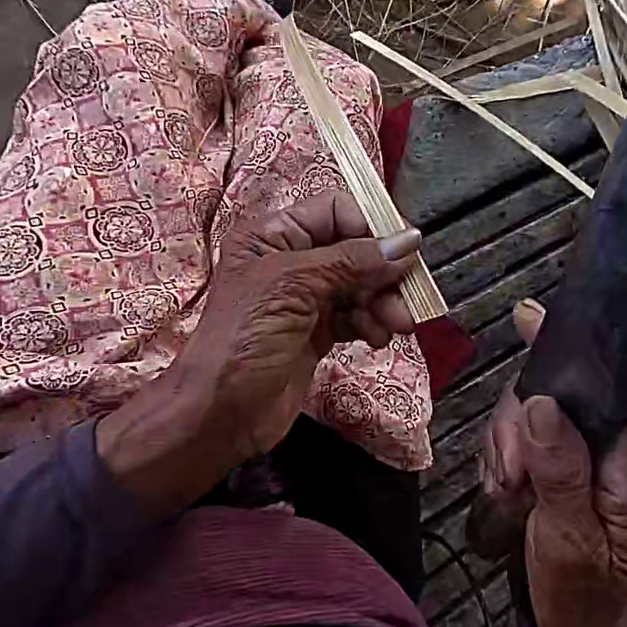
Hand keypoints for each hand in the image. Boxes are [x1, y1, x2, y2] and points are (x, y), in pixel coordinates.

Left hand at [97, 192, 419, 514]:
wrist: (219, 416)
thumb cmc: (240, 341)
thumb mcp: (292, 287)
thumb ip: (351, 261)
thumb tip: (407, 242)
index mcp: (274, 235)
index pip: (335, 211)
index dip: (371, 226)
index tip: (403, 252)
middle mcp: (292, 260)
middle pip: (355, 248)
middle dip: (384, 272)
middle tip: (407, 299)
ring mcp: (306, 298)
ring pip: (362, 284)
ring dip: (384, 302)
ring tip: (397, 325)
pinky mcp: (318, 331)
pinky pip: (358, 315)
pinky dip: (373, 323)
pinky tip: (378, 338)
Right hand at [482, 299, 626, 626]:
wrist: (573, 622)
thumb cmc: (578, 593)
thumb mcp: (566, 540)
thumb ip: (559, 472)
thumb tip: (542, 406)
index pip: (602, 401)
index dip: (554, 387)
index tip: (527, 325)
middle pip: (566, 396)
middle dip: (521, 426)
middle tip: (510, 473)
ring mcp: (604, 451)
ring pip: (541, 404)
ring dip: (510, 439)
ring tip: (509, 483)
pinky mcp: (577, 451)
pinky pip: (532, 422)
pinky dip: (508, 445)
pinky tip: (509, 476)